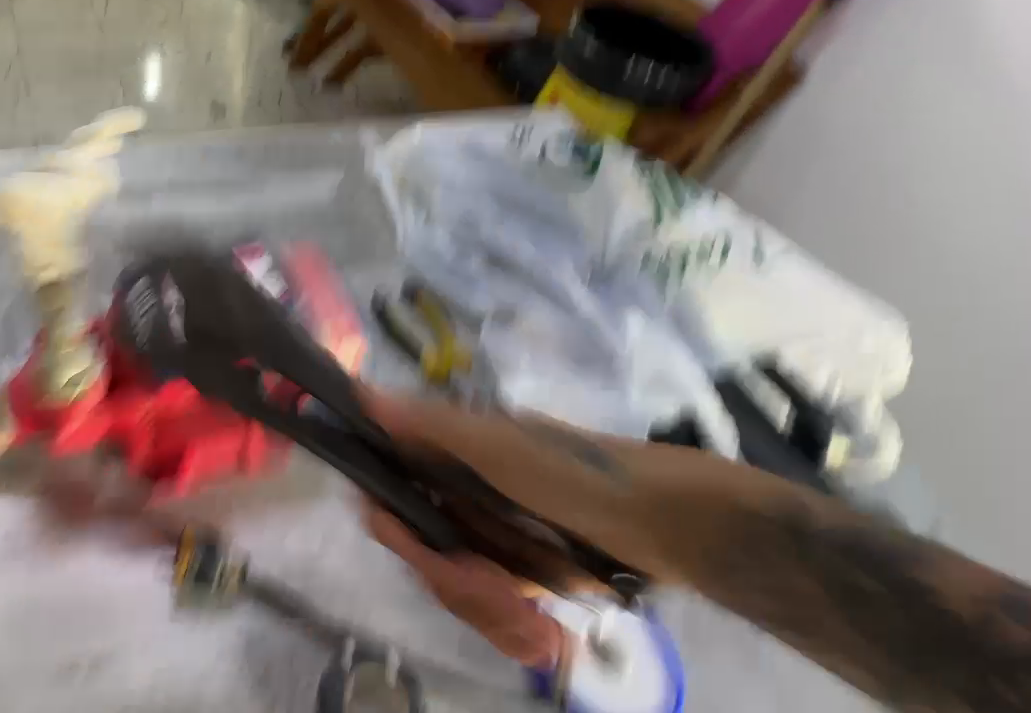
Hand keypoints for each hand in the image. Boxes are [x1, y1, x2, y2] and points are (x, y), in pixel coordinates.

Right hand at [355, 386, 671, 665]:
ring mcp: (491, 535)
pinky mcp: (520, 571)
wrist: (671, 523)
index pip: (389, 493)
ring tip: (536, 630)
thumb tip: (360, 394)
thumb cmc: (576, 474)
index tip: (421, 552)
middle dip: (456, 582)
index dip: (394, 526)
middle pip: (422, 550)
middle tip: (499, 596)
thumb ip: (429, 426)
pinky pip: (490, 603)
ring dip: (489, 609)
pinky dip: (510, 623)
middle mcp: (459, 493)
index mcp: (445, 456)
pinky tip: (542, 636)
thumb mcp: (501, 446)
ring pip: (455, 583)